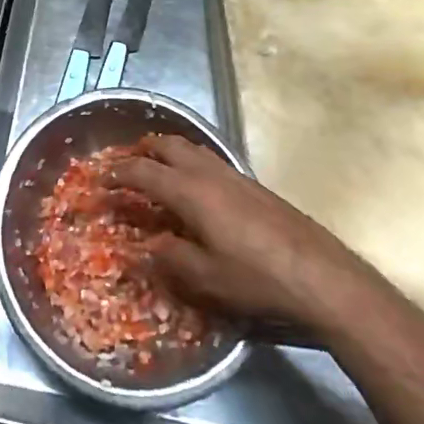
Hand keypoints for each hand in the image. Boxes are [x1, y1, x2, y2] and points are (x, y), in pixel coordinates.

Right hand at [112, 133, 356, 326]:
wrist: (322, 276)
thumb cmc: (257, 279)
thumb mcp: (205, 278)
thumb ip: (168, 258)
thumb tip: (141, 247)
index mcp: (190, 192)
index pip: (143, 172)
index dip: (118, 173)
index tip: (100, 180)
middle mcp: (210, 173)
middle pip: (169, 145)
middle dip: (143, 149)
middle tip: (127, 163)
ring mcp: (235, 175)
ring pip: (193, 148)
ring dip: (169, 151)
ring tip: (158, 168)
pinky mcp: (254, 185)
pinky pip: (211, 160)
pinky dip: (191, 162)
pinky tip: (198, 187)